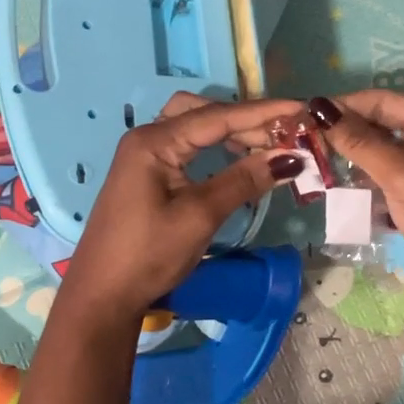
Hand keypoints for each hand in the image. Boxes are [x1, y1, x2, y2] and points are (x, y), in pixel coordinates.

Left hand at [54, 93, 307, 326]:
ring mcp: (144, 156)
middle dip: (247, 121)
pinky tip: (238, 162)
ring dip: (231, 133)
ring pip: (195, 128)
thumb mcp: (200, 215)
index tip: (301, 109)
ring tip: (269, 148)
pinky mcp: (147, 176)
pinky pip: (187, 147)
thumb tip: (290, 158)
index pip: (217, 116)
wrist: (103, 295)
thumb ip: (243, 180)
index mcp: (155, 142)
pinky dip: (215, 148)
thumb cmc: (149, 254)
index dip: (262, 113)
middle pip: (204, 113)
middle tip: (286, 137)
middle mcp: (147, 139)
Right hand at [308, 91, 403, 307]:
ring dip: (348, 163)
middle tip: (300, 141)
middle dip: (343, 134)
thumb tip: (320, 108)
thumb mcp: (402, 173)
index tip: (304, 114)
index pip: (383, 101)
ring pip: (377, 159)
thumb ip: (359, 141)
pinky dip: (360, 187)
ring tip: (310, 166)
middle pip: (379, 128)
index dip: (345, 105)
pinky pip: (381, 186)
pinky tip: (333, 192)